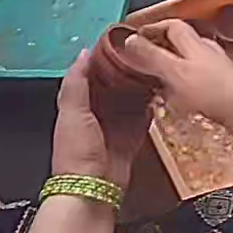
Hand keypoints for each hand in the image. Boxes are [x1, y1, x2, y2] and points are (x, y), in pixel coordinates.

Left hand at [51, 50, 149, 187]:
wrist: (91, 190)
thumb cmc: (76, 150)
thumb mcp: (72, 111)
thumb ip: (76, 82)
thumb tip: (84, 53)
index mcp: (78, 103)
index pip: (91, 74)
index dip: (104, 57)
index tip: (121, 41)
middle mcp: (96, 112)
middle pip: (113, 85)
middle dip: (126, 70)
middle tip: (145, 53)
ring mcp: (115, 126)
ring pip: (130, 99)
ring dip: (140, 87)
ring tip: (156, 68)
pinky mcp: (131, 138)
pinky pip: (143, 118)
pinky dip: (150, 107)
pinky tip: (160, 94)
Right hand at [120, 20, 232, 129]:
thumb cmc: (210, 90)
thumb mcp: (175, 72)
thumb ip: (152, 56)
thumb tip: (129, 40)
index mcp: (193, 42)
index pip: (171, 25)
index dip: (153, 28)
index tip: (136, 36)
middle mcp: (205, 50)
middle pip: (179, 41)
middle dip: (160, 45)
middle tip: (142, 56)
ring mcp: (215, 67)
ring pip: (187, 58)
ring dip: (170, 64)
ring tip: (154, 76)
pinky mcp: (221, 84)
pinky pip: (195, 76)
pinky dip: (181, 80)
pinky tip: (176, 94)